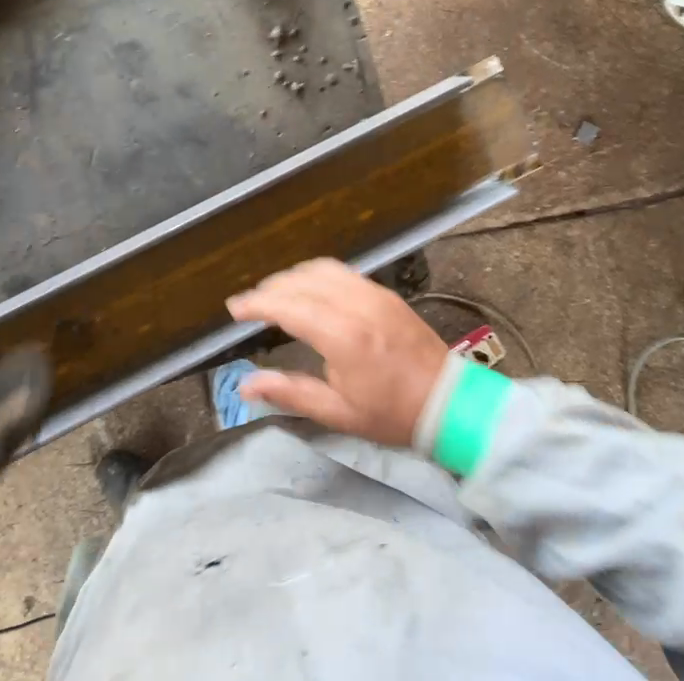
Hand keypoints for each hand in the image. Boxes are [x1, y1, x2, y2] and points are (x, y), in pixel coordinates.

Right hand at [227, 258, 447, 445]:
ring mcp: (374, 295)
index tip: (234, 309)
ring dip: (293, 277)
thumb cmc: (391, 414)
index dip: (257, 304)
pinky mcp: (386, 294)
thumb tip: (245, 386)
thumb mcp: (337, 413)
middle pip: (302, 281)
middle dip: (270, 289)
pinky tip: (309, 289)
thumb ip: (289, 393)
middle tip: (250, 304)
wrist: (449, 402)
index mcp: (343, 336)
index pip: (288, 307)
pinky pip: (344, 272)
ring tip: (275, 293)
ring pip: (323, 269)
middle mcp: (357, 306)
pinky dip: (317, 275)